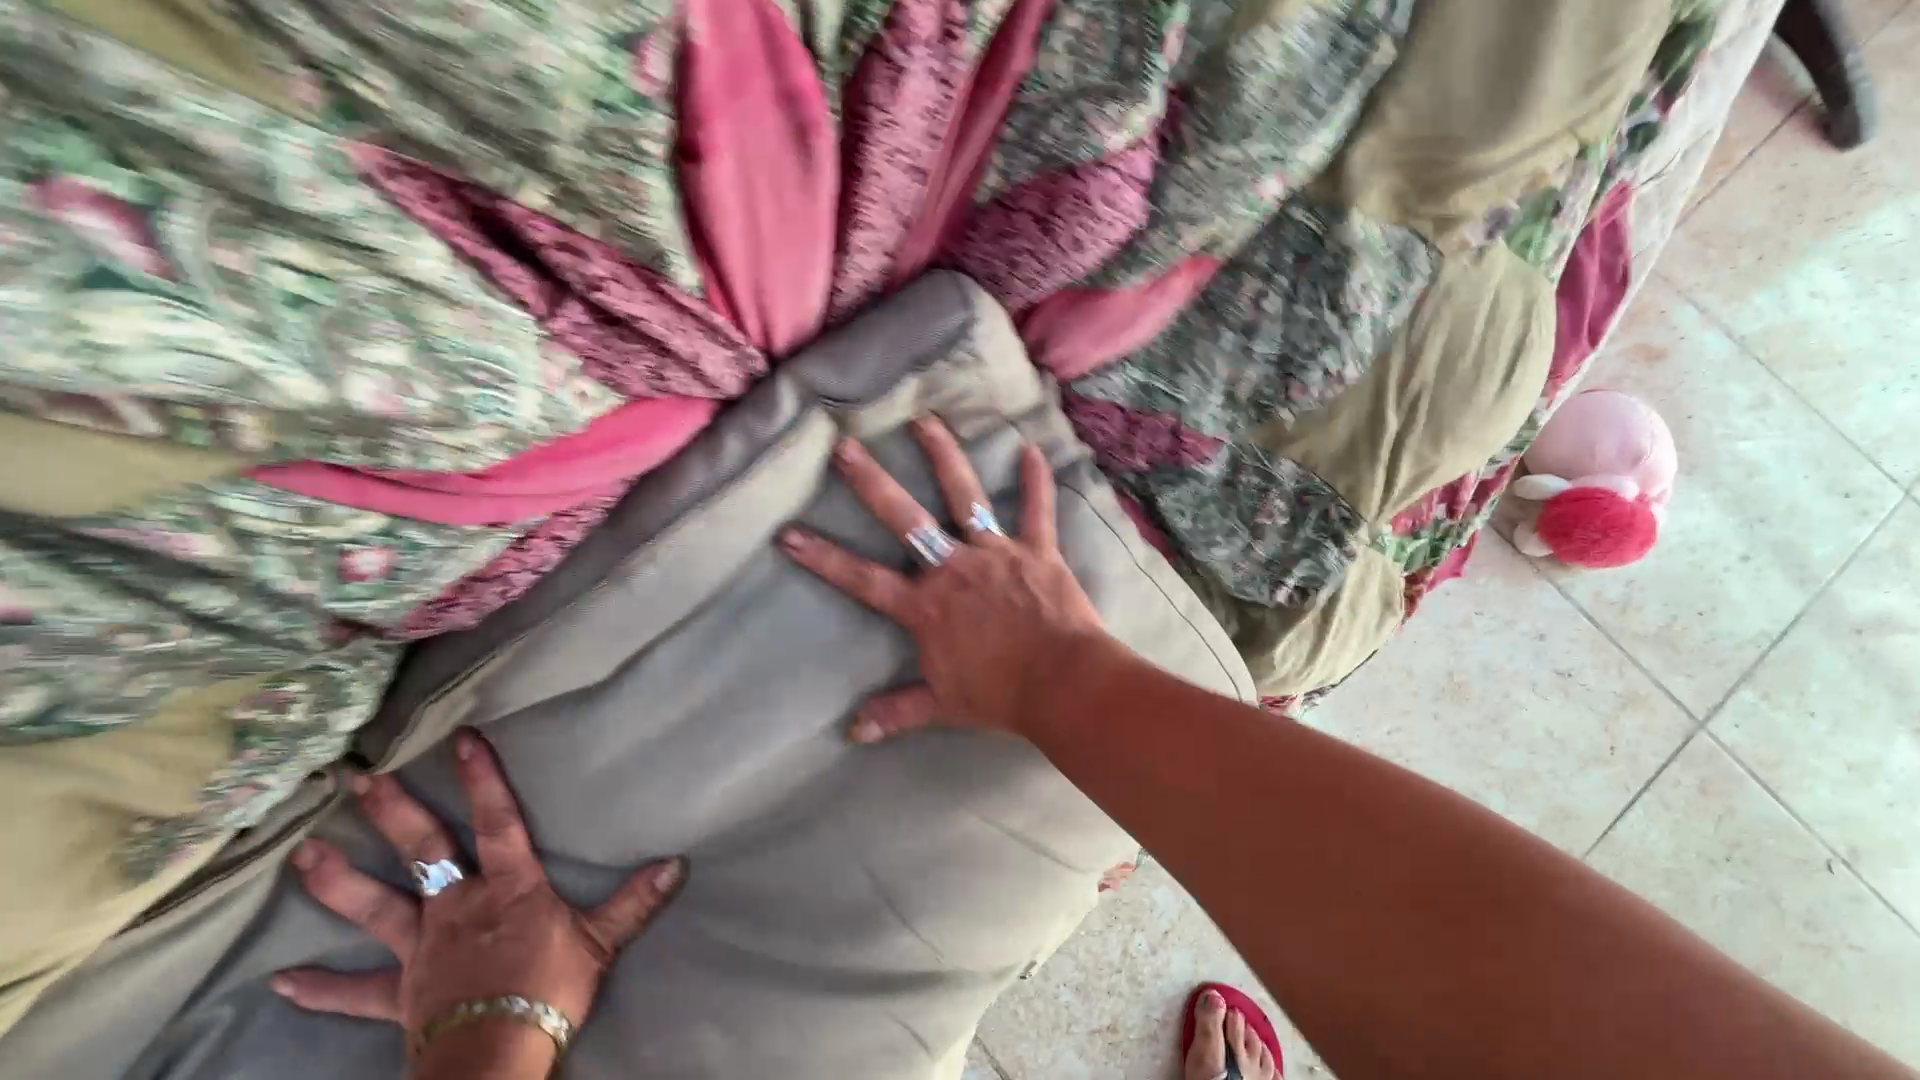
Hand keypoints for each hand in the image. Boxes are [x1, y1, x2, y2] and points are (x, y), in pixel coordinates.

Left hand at [272, 729, 683, 1065]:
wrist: (497, 1057)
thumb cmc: (551, 990)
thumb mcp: (602, 941)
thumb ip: (635, 901)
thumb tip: (678, 863)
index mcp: (508, 888)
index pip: (496, 821)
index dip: (482, 778)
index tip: (461, 737)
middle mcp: (457, 907)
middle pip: (423, 852)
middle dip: (391, 813)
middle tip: (356, 779)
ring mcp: (420, 950)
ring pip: (373, 909)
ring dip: (337, 883)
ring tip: (301, 856)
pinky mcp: (397, 996)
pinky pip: (353, 993)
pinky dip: (319, 989)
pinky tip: (280, 982)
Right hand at [778, 416, 1113, 740]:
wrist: (1063, 683)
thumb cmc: (1000, 694)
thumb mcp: (942, 704)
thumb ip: (897, 711)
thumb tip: (853, 732)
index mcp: (926, 605)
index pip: (863, 579)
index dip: (824, 558)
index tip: (789, 534)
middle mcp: (953, 568)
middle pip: (905, 519)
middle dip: (871, 482)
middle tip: (845, 447)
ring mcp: (995, 553)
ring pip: (965, 496)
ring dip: (945, 456)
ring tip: (926, 422)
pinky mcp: (1037, 551)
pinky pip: (1037, 510)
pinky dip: (1036, 481)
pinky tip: (1033, 448)